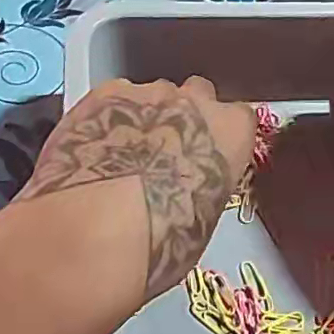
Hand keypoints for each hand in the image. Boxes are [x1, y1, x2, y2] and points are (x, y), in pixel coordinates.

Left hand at [14, 77, 255, 295]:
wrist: (98, 228)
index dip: (220, 136)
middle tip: (164, 154)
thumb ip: (203, 186)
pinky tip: (94, 149)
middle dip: (184, 116)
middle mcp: (194, 102)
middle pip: (197, 94)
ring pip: (151, 94)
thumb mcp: (203, 221)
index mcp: (231, 134)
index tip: (207, 155)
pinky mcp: (104, 94)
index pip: (239, 118)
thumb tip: (187, 193)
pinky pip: (112, 98)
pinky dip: (106, 117)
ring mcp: (148, 93)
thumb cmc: (160, 240)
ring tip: (122, 157)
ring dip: (143, 117)